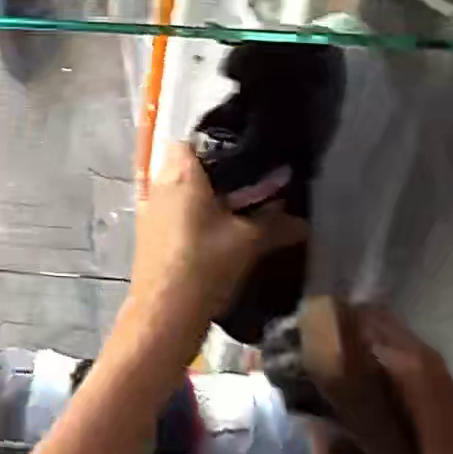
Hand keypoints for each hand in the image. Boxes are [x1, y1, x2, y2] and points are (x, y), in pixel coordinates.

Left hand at [126, 143, 305, 348]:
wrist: (163, 313)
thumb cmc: (203, 265)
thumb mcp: (247, 243)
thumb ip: (275, 225)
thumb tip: (303, 222)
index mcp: (180, 173)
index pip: (190, 140)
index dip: (215, 144)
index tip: (243, 159)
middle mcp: (160, 184)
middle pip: (185, 165)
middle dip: (213, 174)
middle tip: (246, 188)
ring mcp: (150, 208)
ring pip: (178, 190)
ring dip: (202, 197)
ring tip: (235, 211)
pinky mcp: (148, 232)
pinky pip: (172, 211)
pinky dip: (191, 216)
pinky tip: (215, 234)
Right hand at [311, 310, 452, 453]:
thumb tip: (318, 434)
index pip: (420, 372)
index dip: (381, 338)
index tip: (341, 318)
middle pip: (435, 373)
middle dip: (391, 339)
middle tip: (346, 319)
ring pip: (442, 392)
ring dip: (402, 364)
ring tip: (358, 349)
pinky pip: (445, 416)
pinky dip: (413, 393)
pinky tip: (387, 402)